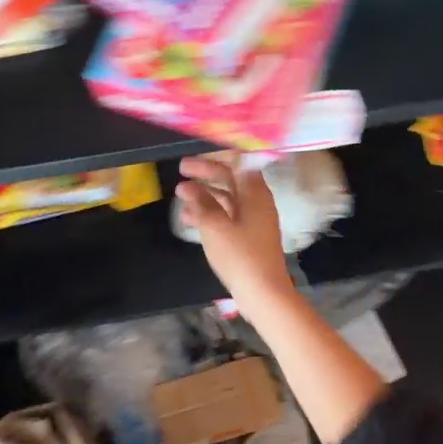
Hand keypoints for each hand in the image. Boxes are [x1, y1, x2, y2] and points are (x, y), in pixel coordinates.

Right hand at [177, 155, 294, 305]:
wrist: (263, 293)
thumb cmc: (240, 256)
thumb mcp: (215, 226)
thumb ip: (201, 203)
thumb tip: (188, 186)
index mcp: (255, 193)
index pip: (240, 162)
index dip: (219, 154)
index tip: (199, 150)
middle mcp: (258, 202)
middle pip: (232, 179)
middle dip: (206, 173)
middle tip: (181, 169)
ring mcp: (255, 221)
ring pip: (228, 199)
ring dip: (205, 195)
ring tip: (179, 195)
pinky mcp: (249, 238)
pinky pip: (228, 217)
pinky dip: (210, 214)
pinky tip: (189, 220)